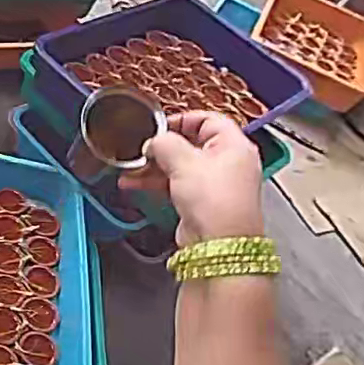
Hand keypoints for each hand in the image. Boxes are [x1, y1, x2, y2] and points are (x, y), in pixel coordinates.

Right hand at [119, 112, 265, 246]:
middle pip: (190, 144)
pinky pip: (174, 184)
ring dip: (153, 166)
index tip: (158, 127)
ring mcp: (213, 184)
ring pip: (179, 166)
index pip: (207, 119)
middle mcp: (226, 163)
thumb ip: (165, 144)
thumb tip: (154, 140)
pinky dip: (155, 182)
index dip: (181, 120)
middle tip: (142, 149)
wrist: (217, 245)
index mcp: (233, 145)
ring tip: (130, 168)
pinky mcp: (200, 202)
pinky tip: (134, 183)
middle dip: (162, 147)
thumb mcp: (185, 162)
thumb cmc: (214, 203)